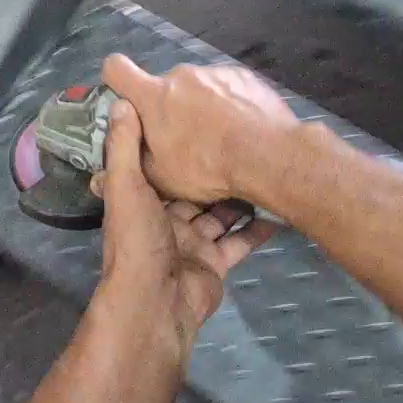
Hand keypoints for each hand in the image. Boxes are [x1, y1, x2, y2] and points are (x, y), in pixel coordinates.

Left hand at [94, 99, 279, 351]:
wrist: (156, 299)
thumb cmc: (137, 237)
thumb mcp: (125, 184)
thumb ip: (124, 146)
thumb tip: (121, 102)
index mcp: (139, 200)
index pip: (157, 168)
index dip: (173, 147)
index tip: (194, 120)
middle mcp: (165, 220)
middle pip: (193, 191)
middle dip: (214, 172)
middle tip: (244, 142)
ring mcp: (192, 243)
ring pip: (220, 215)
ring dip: (239, 197)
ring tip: (267, 167)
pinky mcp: (216, 263)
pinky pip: (239, 242)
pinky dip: (258, 228)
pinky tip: (281, 209)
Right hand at [101, 54, 301, 209]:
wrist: (268, 157)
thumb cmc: (206, 168)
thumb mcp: (159, 176)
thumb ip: (136, 151)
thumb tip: (129, 136)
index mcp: (153, 97)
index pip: (116, 69)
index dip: (116, 79)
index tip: (126, 97)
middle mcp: (180, 76)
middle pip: (163, 85)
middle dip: (169, 107)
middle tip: (185, 139)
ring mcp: (214, 73)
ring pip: (197, 88)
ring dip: (200, 106)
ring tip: (221, 137)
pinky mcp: (244, 76)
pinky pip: (226, 88)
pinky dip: (228, 104)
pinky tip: (242, 128)